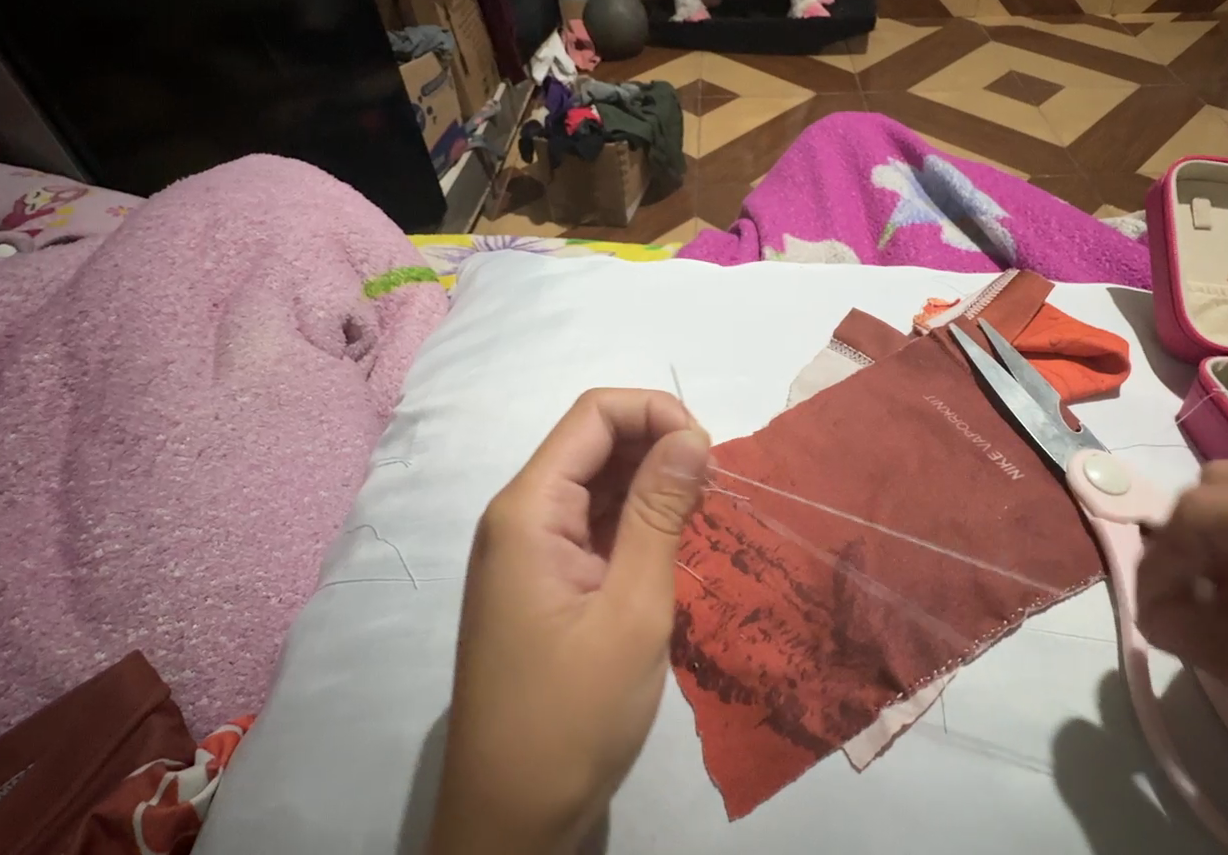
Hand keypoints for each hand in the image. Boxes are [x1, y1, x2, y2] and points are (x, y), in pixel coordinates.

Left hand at [428, 390, 709, 854]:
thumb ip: (660, 513)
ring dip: (652, 487)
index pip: (594, 415)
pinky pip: (594, 526)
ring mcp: (531, 552)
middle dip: (659, 447)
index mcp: (528, 510)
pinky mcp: (546, 583)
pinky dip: (637, 523)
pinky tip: (674, 546)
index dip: (657, 413)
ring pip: (597, 484)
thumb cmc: (572, 716)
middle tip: (716, 491)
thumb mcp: (632, 609)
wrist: (512, 818)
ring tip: (703, 518)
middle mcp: (521, 517)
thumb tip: (693, 434)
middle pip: (594, 443)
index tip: (711, 454)